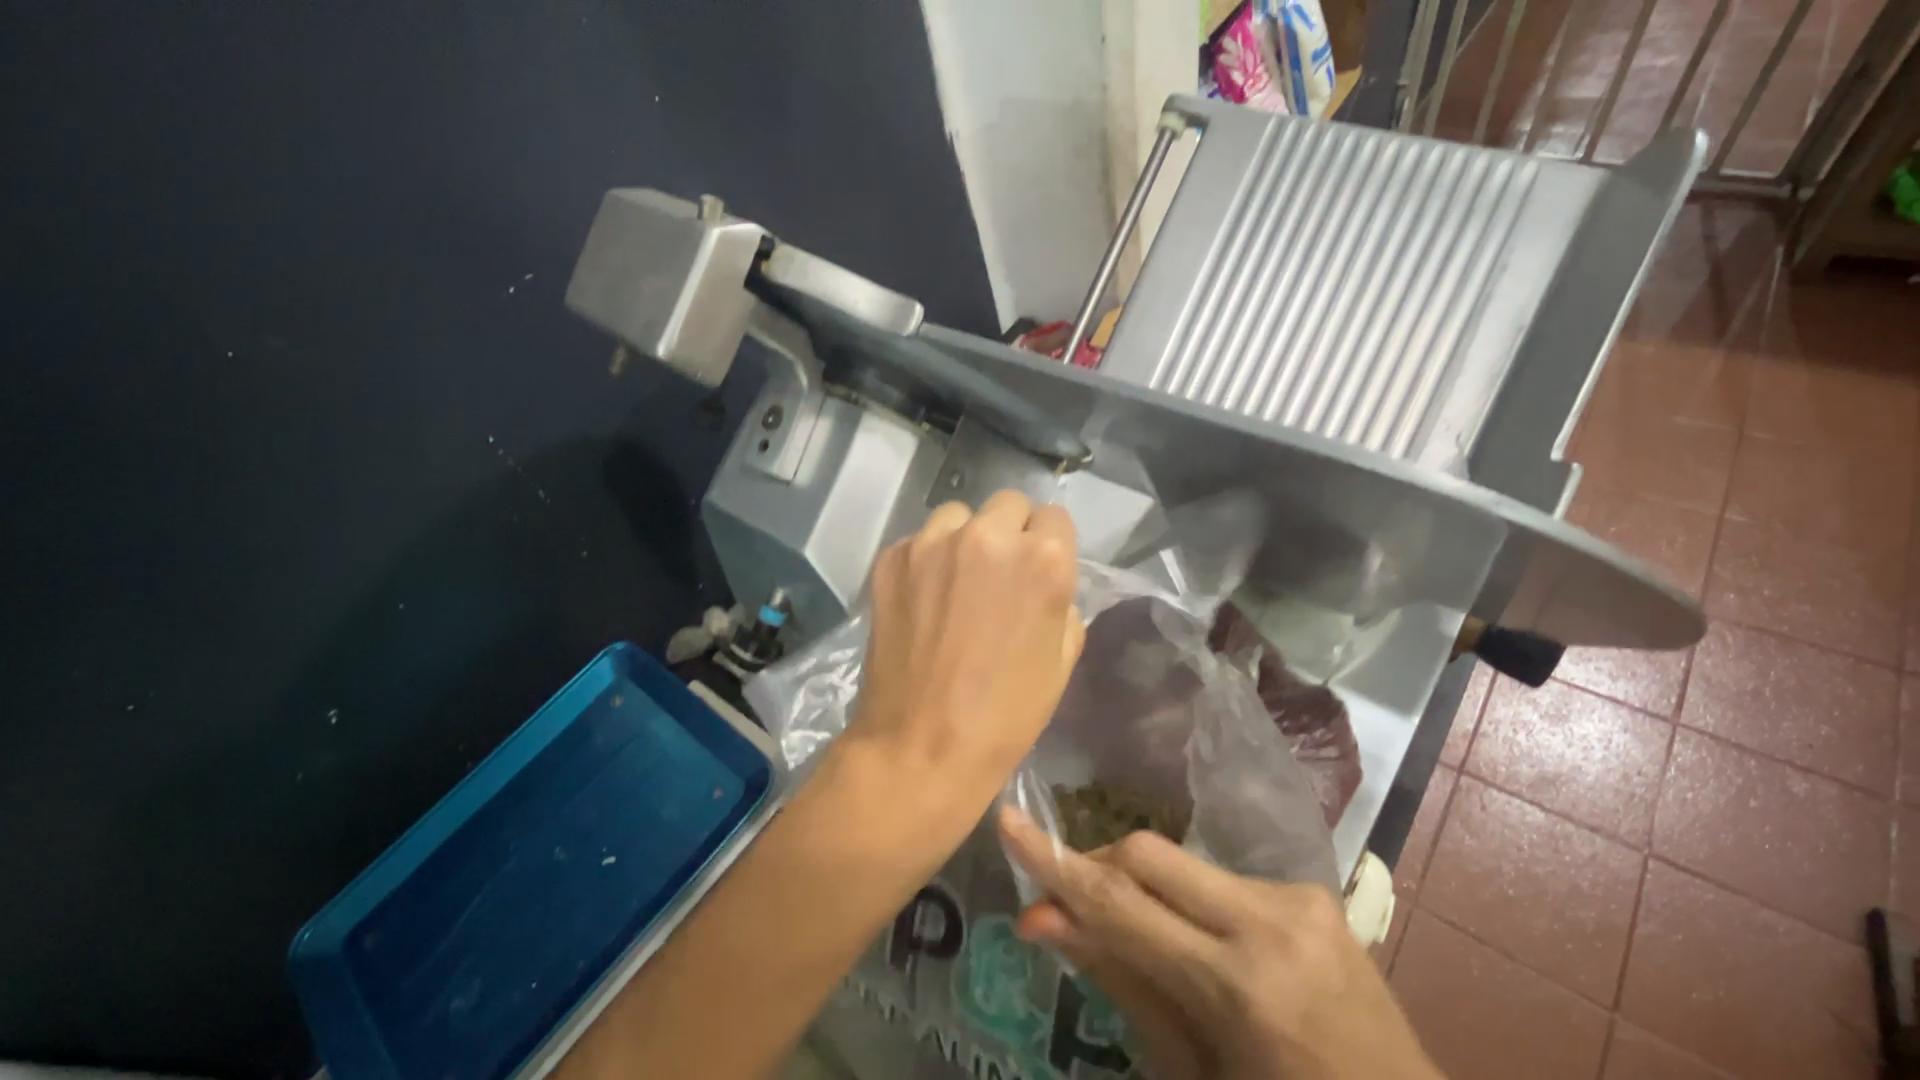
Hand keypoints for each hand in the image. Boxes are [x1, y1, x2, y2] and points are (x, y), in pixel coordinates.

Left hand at [847, 490, 1084, 796]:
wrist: (922, 745)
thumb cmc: (1006, 714)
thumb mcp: (1062, 660)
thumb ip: (1061, 603)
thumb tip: (1044, 584)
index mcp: (1043, 559)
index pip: (1055, 518)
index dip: (1049, 546)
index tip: (1038, 572)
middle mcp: (988, 536)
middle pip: (1008, 505)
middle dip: (1010, 533)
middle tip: (998, 577)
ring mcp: (932, 543)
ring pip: (958, 517)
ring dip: (964, 540)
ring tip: (955, 584)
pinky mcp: (891, 559)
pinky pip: (917, 542)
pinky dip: (924, 562)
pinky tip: (921, 601)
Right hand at [998, 807, 1441, 1079]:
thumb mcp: (1188, 1072)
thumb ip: (1119, 981)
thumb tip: (1042, 919)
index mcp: (1236, 986)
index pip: (1119, 905)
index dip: (1053, 863)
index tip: (1006, 822)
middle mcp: (1269, 921)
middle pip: (1146, 854)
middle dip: (1094, 865)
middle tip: (1066, 902)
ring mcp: (1299, 898)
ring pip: (1181, 862)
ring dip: (1141, 887)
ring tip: (1137, 937)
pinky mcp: (1314, 891)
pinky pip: (1221, 878)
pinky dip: (1188, 900)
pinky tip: (1198, 944)